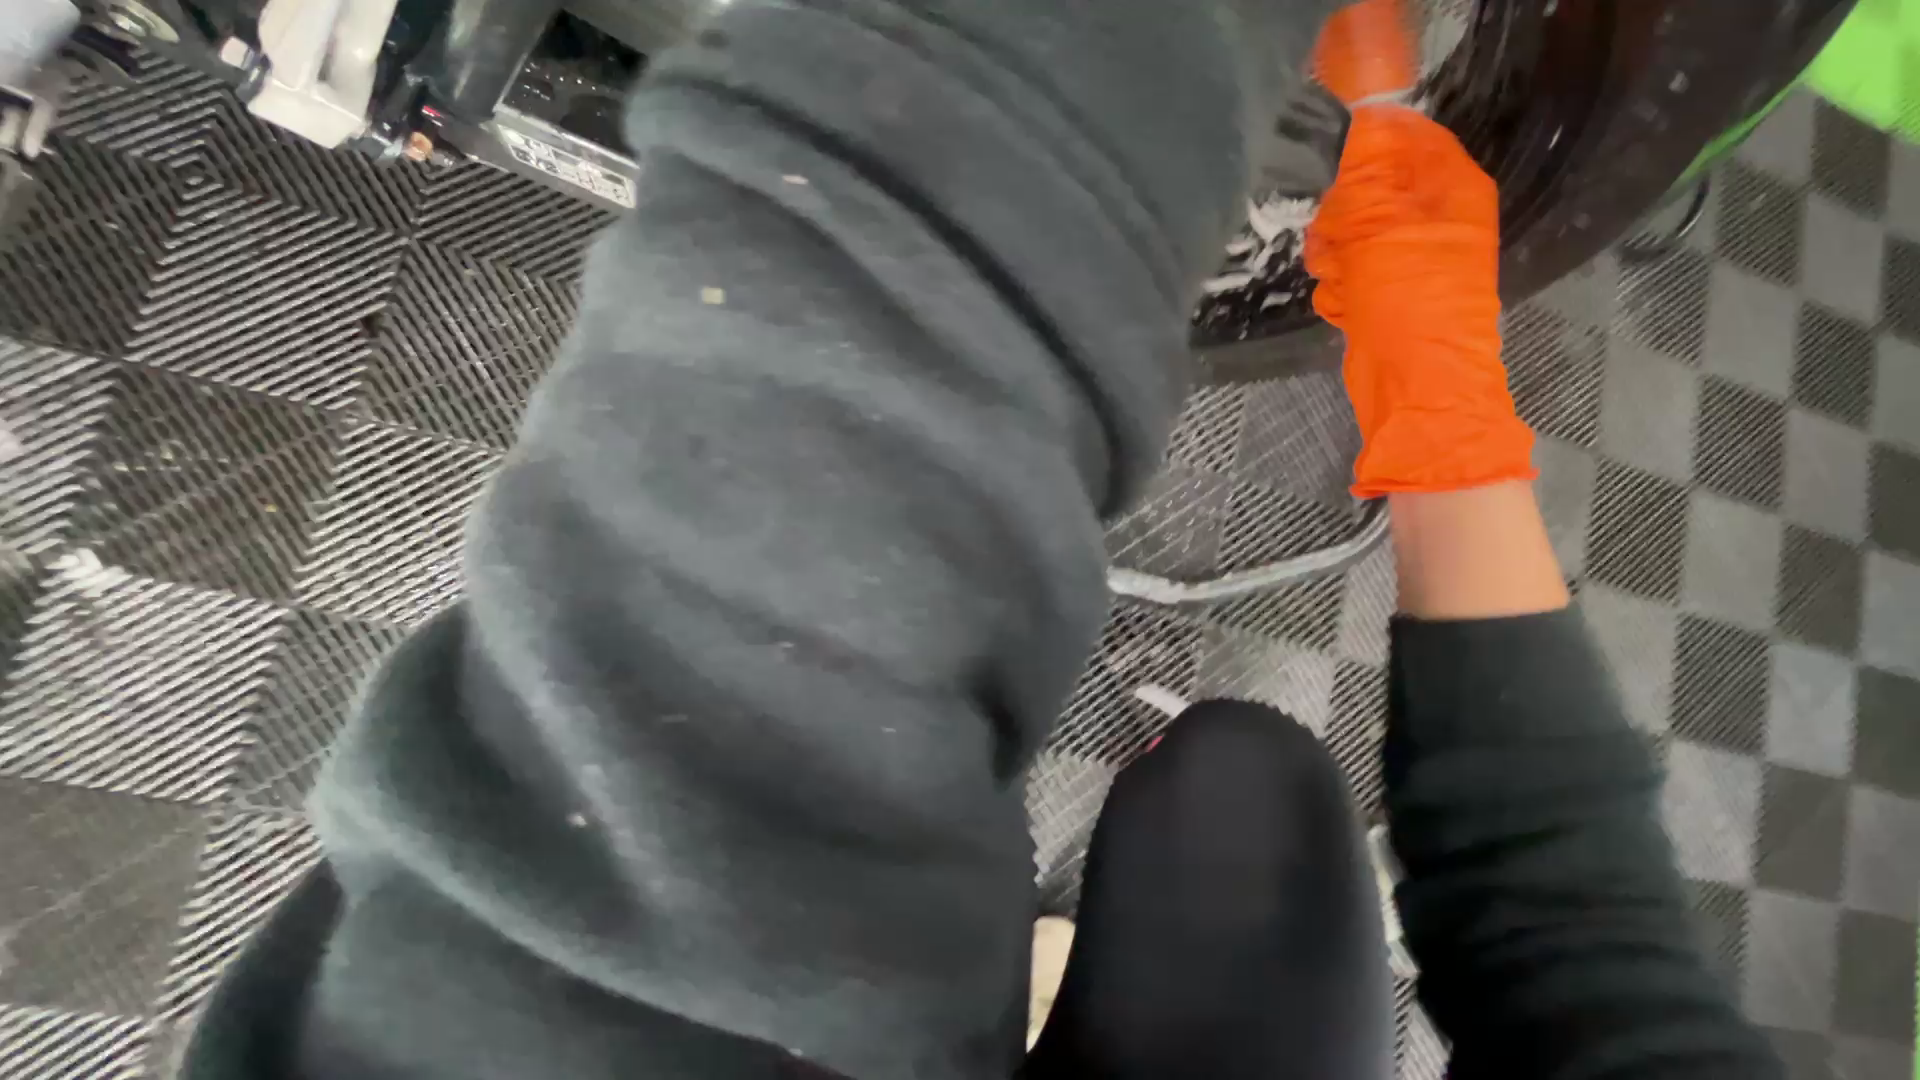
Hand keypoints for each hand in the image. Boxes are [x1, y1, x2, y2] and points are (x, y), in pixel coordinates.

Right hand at [1305, 106, 1535, 497]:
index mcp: (1450, 185)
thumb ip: (1365, 170)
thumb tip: (1358, 115)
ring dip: (1332, 257)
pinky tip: (1345, 306)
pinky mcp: (1382, 290)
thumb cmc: (1409, 299)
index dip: (1359, 147)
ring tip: (1341, 280)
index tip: (1327, 171)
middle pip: (1364, 186)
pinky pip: (1345, 271)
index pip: (1401, 134)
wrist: (1415, 384)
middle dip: (1337, 215)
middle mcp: (1431, 215)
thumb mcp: (1381, 224)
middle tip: (1335, 240)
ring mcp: (1406, 256)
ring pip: (1345, 233)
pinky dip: (1338, 289)